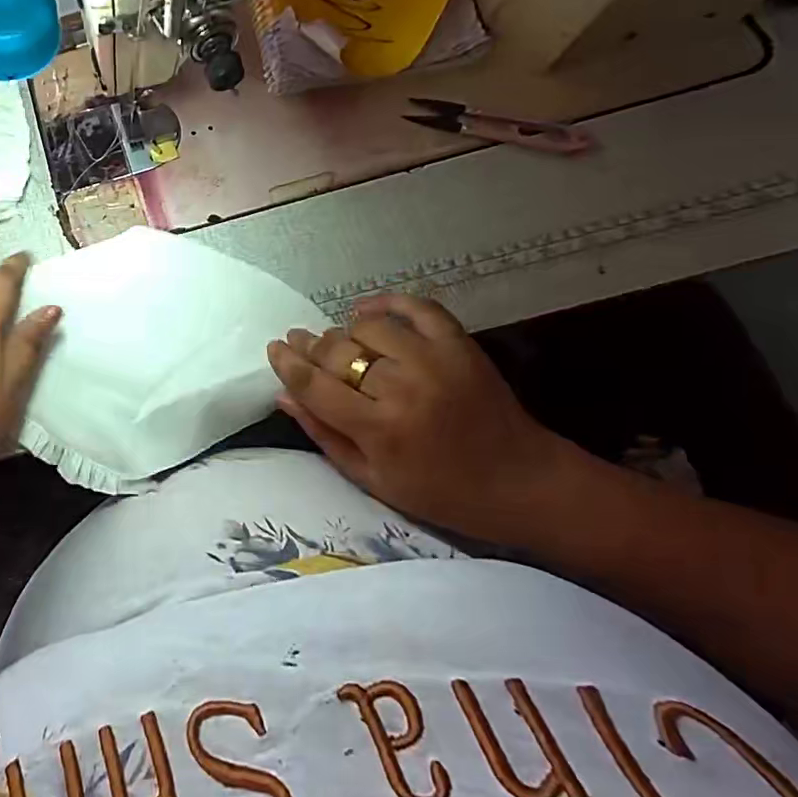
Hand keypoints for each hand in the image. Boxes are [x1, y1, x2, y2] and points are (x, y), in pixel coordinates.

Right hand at [266, 293, 584, 536]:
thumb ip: (325, 435)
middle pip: (337, 352)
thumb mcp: (373, 480)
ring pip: (368, 328)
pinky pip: (416, 308)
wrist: (523, 482)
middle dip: (310, 346)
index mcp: (380, 429)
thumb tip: (284, 394)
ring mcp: (435, 360)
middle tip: (298, 343)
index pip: (316, 385)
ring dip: (345, 333)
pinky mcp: (460, 344)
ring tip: (338, 343)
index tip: (274, 349)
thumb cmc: (442, 493)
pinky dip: (387, 303)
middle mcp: (402, 388)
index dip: (288, 364)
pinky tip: (365, 310)